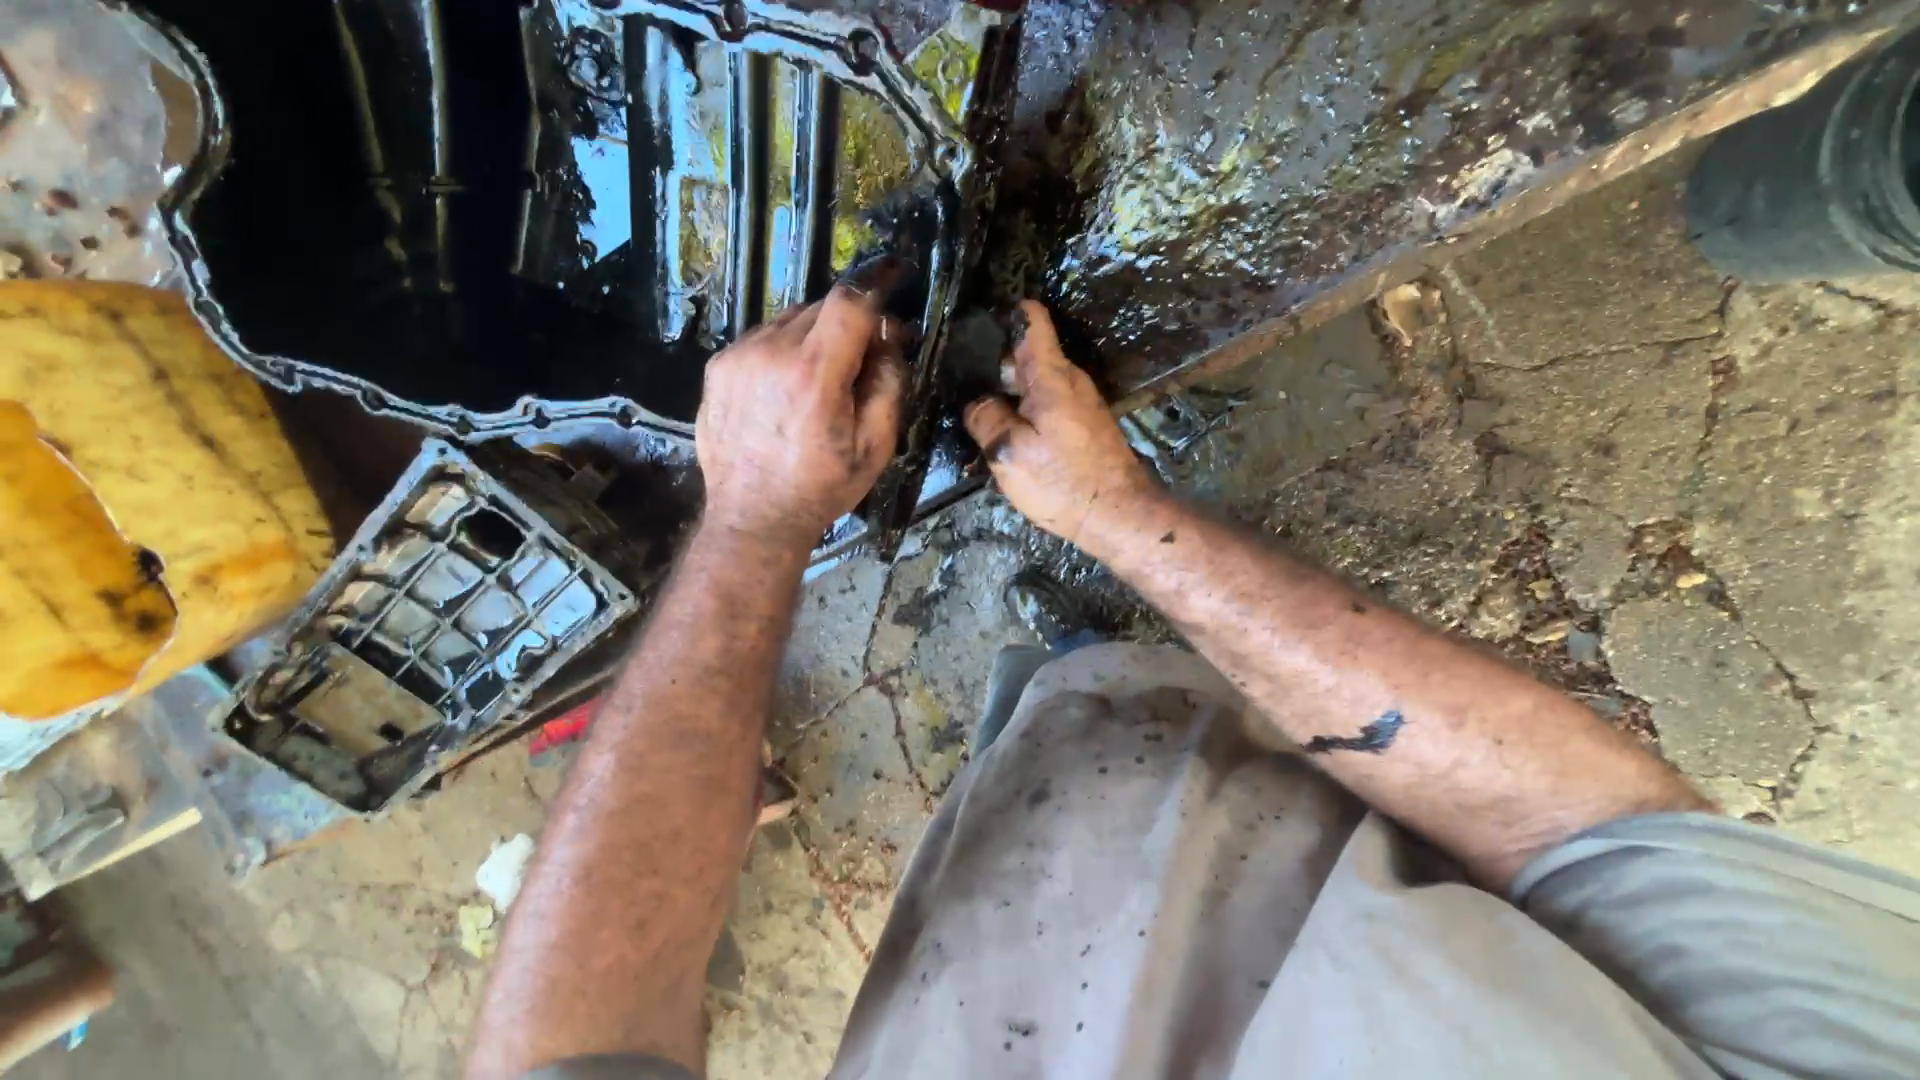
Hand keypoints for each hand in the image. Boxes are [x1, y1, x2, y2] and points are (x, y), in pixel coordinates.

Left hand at [696, 280, 905, 550]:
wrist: (753, 518)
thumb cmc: (822, 486)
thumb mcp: (876, 444)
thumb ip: (889, 382)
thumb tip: (889, 338)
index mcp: (814, 374)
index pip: (849, 299)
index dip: (877, 280)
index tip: (896, 273)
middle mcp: (770, 353)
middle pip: (821, 307)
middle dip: (850, 323)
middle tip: (866, 356)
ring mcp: (738, 357)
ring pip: (790, 320)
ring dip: (815, 335)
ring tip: (822, 378)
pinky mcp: (718, 368)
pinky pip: (762, 338)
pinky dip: (784, 350)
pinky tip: (788, 387)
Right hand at [962, 300, 1165, 552]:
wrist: (1118, 516)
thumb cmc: (1064, 483)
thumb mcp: (1009, 453)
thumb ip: (986, 419)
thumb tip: (975, 401)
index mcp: (1051, 376)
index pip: (1030, 320)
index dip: (1002, 312)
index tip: (974, 320)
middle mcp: (1069, 380)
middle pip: (1026, 355)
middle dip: (993, 362)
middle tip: (956, 378)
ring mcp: (1079, 403)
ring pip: (1033, 384)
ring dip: (1006, 393)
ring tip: (972, 408)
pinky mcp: (1082, 426)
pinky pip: (1044, 406)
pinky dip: (1022, 412)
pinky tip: (1002, 434)